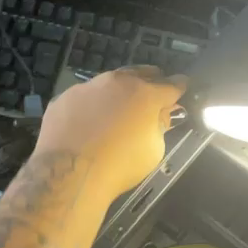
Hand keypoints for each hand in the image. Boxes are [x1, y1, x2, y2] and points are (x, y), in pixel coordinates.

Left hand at [34, 66, 186, 196]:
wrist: (70, 173)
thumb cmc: (120, 165)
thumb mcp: (154, 150)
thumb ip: (160, 125)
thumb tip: (161, 114)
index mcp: (146, 93)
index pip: (171, 84)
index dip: (180, 87)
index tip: (182, 87)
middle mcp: (118, 82)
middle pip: (141, 73)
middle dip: (151, 81)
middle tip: (153, 93)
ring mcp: (88, 87)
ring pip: (110, 81)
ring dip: (119, 91)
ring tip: (119, 107)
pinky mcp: (64, 97)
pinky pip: (85, 96)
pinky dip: (92, 104)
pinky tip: (89, 121)